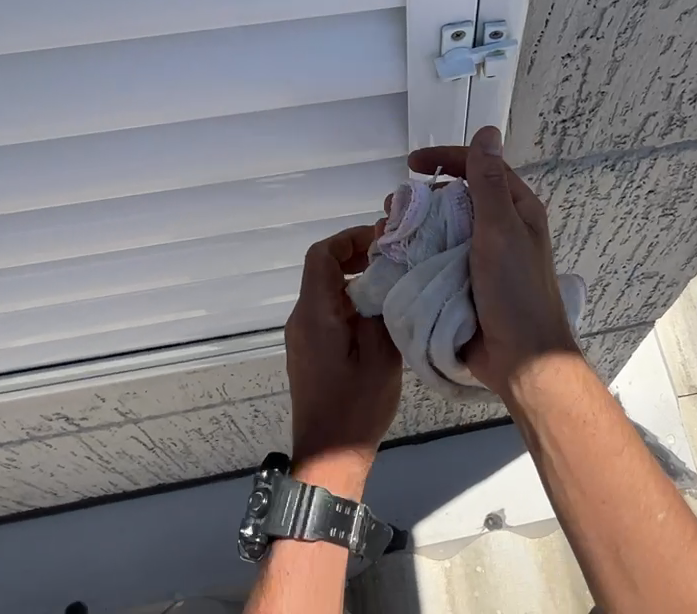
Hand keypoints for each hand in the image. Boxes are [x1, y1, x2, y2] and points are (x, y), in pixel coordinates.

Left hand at [284, 224, 401, 495]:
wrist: (328, 458)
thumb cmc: (355, 406)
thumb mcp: (380, 355)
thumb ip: (382, 307)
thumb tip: (388, 273)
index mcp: (314, 313)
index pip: (321, 255)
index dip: (349, 238)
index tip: (382, 240)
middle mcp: (302, 318)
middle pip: (322, 268)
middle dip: (357, 254)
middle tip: (394, 257)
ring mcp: (304, 335)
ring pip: (326, 289)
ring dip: (356, 277)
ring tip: (394, 280)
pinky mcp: (311, 350)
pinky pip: (328, 310)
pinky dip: (352, 299)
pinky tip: (381, 311)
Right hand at [408, 126, 578, 399]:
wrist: (521, 359)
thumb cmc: (515, 291)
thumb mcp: (500, 230)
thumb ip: (488, 182)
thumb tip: (488, 131)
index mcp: (516, 210)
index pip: (479, 167)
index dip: (446, 159)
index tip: (411, 164)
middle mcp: (501, 228)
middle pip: (458, 197)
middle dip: (424, 196)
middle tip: (393, 206)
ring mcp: (482, 257)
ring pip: (444, 228)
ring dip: (416, 225)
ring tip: (388, 232)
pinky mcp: (466, 282)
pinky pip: (438, 257)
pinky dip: (417, 252)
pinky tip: (395, 256)